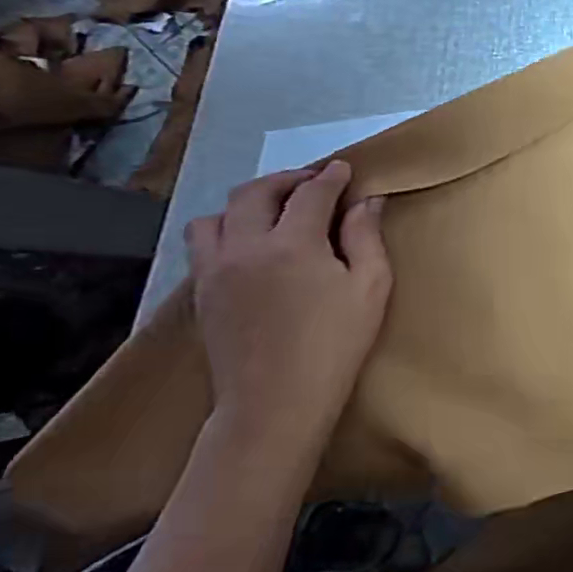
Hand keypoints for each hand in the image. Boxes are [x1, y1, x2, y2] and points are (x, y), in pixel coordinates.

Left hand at [184, 161, 392, 443]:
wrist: (274, 403)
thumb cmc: (336, 343)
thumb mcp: (371, 287)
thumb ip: (365, 237)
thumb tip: (365, 200)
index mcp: (292, 244)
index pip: (311, 193)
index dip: (331, 177)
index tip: (346, 168)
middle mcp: (244, 248)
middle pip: (256, 192)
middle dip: (288, 180)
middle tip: (314, 182)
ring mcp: (214, 271)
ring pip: (218, 215)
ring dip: (249, 203)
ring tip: (277, 211)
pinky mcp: (201, 293)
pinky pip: (204, 243)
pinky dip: (228, 230)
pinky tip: (254, 245)